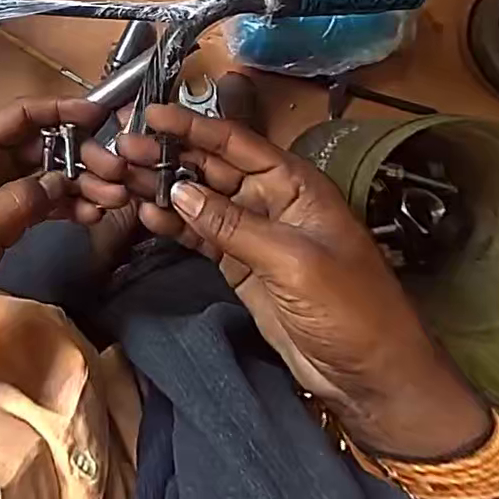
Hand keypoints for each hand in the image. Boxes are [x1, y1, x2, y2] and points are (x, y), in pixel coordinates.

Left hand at [0, 98, 130, 341]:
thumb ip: (17, 202)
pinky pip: (44, 203)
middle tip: (115, 172)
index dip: (58, 109)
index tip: (97, 113)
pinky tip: (93, 213)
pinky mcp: (5, 222)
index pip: (19, 117)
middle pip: (41, 145)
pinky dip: (69, 205)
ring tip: (114, 196)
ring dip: (81, 182)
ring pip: (48, 174)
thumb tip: (60, 182)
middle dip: (80, 152)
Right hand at [114, 105, 490, 459]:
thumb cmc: (354, 313)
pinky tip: (145, 214)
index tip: (152, 115)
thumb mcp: (296, 263)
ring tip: (123, 176)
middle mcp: (266, 198)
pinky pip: (195, 230)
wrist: (375, 383)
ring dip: (161, 185)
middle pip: (207, 165)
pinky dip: (170, 222)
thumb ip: (233, 224)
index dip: (192, 127)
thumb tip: (179, 191)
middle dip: (166, 153)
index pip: (234, 143)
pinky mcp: (235, 259)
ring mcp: (248, 228)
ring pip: (195, 195)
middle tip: (125, 147)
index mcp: (292, 184)